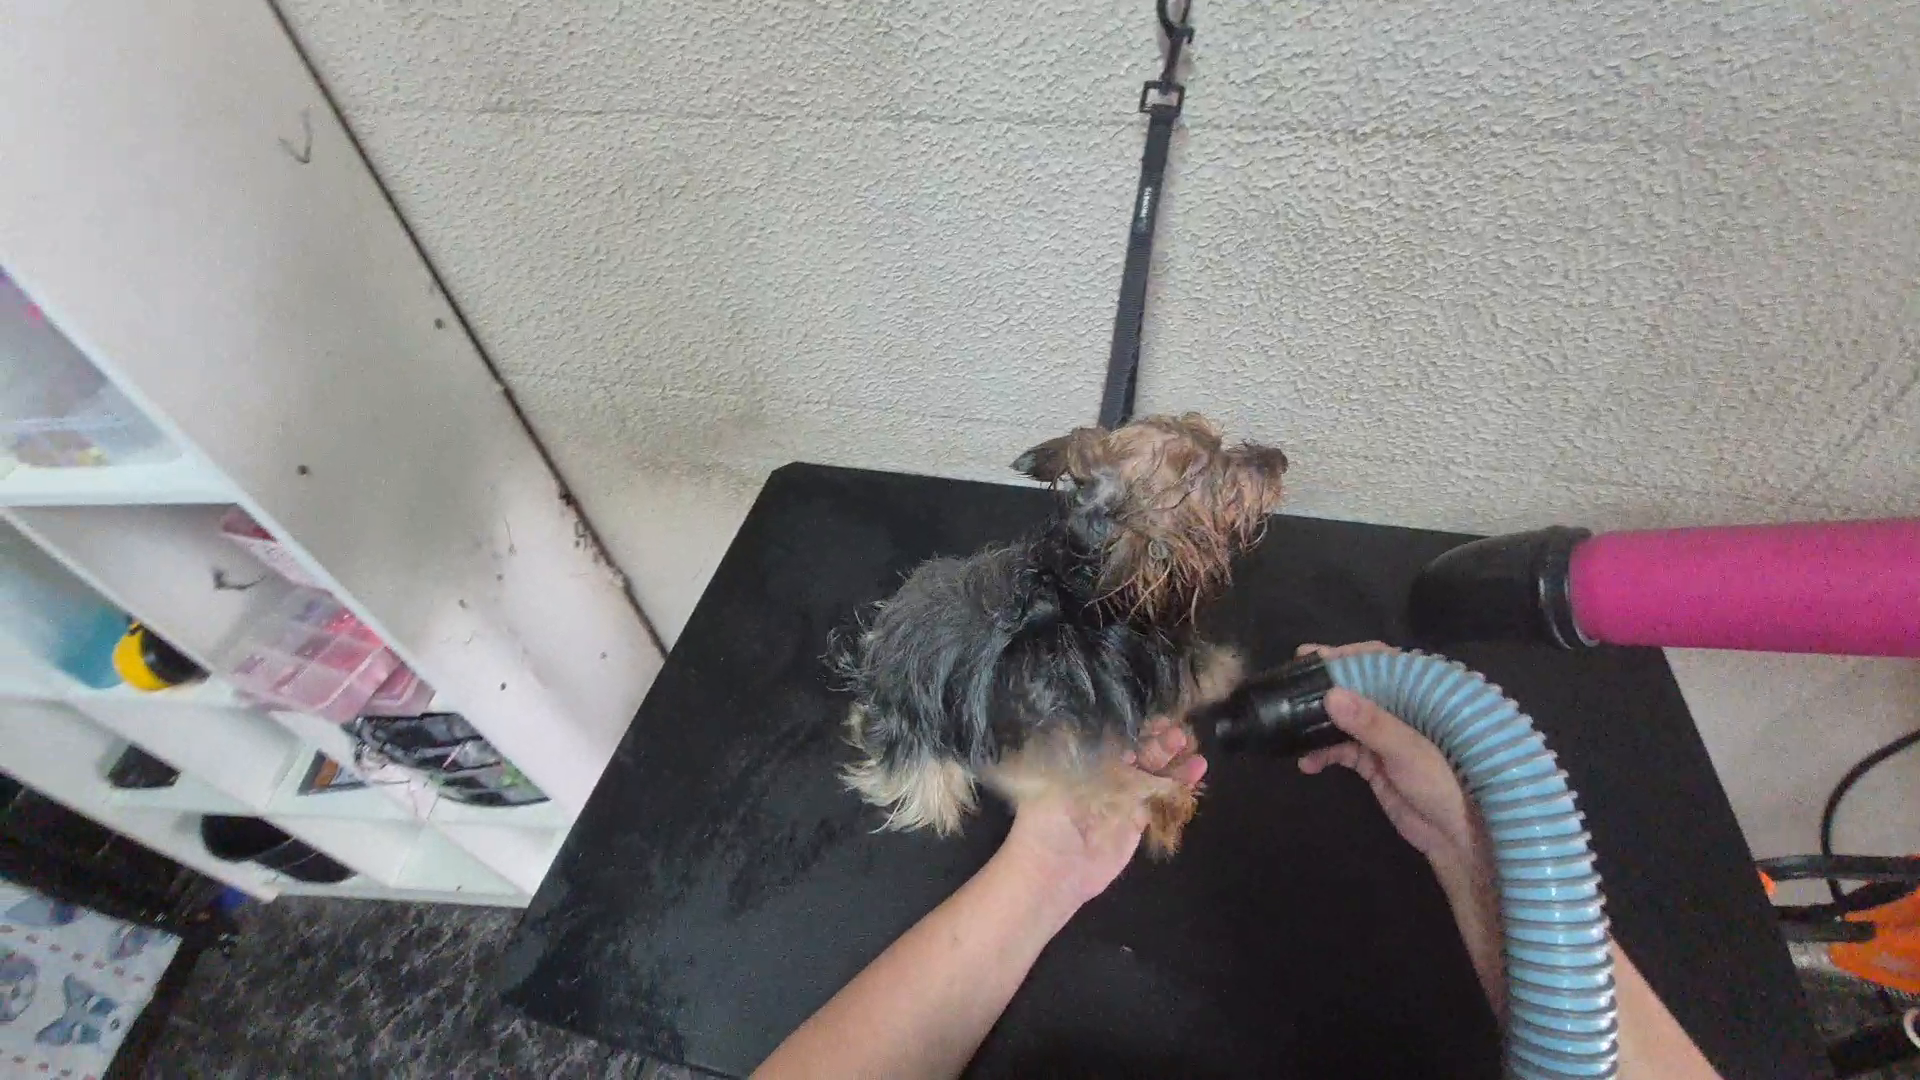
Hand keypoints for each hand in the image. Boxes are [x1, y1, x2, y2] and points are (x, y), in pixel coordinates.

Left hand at [995, 719, 1206, 914]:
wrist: (1053, 872)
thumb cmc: (1045, 821)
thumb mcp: (1054, 780)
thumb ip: (1076, 754)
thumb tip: (1079, 722)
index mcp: (1082, 763)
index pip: (1113, 738)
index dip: (1134, 728)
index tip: (1155, 717)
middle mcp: (1103, 776)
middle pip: (1136, 754)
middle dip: (1157, 743)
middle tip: (1178, 732)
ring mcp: (1121, 798)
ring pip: (1152, 775)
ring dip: (1173, 762)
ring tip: (1195, 750)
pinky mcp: (1136, 821)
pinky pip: (1159, 798)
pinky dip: (1177, 786)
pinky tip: (1196, 771)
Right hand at [1293, 642, 1503, 1014]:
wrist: (1477, 867)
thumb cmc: (1463, 808)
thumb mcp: (1421, 764)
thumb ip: (1380, 728)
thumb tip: (1332, 690)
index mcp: (1437, 705)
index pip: (1390, 662)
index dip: (1349, 654)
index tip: (1307, 656)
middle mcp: (1418, 716)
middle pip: (1365, 683)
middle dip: (1325, 680)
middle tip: (1286, 681)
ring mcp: (1400, 742)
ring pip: (1350, 714)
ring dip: (1319, 718)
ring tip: (1289, 725)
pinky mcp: (1385, 769)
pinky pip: (1345, 747)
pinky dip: (1324, 749)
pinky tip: (1307, 759)